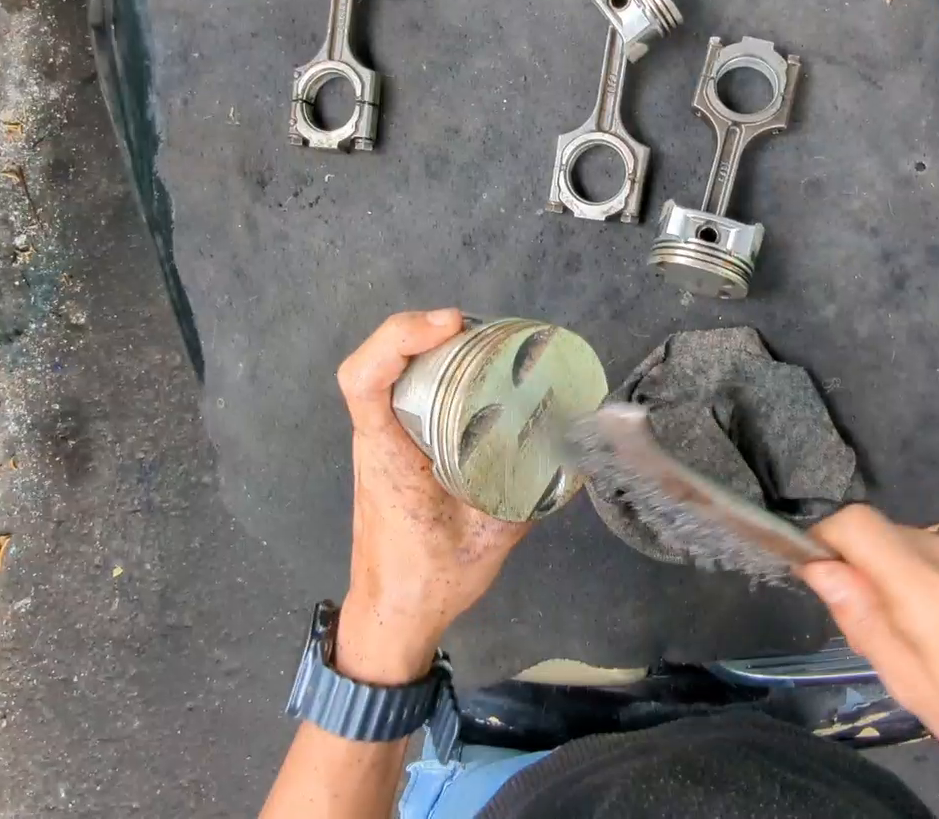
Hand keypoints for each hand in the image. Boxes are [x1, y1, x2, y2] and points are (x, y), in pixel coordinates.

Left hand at [334, 309, 531, 684]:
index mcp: (390, 457)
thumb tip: (573, 452)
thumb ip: (531, 492)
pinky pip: (396, 392)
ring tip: (476, 341)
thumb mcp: (490, 535)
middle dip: (418, 329)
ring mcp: (378, 441)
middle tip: (476, 327)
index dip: (399, 338)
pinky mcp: (388, 447)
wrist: (390, 614)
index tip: (450, 324)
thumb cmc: (429, 580)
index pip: (365, 381)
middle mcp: (377, 439)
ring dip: (421, 346)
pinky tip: (467, 375)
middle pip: (374, 363)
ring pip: (384, 373)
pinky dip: (424, 369)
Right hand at [800, 506, 938, 818]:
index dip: (827, 538)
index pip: (858, 523)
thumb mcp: (915, 689)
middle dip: (868, 568)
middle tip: (884, 625)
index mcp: (936, 594)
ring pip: (920, 543)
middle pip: (887, 534)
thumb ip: (864, 621)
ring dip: (906, 572)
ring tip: (935, 631)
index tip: (822, 573)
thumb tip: (819, 566)